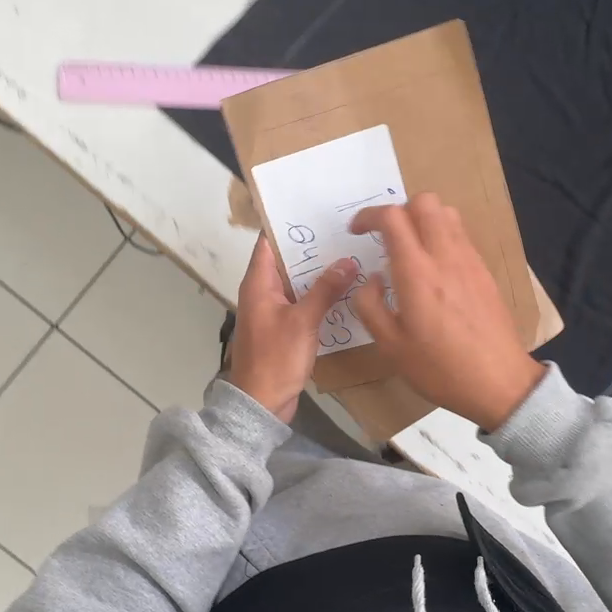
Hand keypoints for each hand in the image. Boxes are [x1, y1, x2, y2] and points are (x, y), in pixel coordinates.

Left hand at [228, 235, 358, 421]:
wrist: (261, 403)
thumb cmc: (275, 359)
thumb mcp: (303, 321)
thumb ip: (325, 290)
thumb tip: (348, 261)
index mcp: (258, 283)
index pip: (269, 242)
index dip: (289, 223)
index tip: (316, 207)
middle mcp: (263, 291)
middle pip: (288, 260)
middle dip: (313, 246)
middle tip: (346, 228)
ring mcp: (274, 310)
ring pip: (299, 281)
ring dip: (321, 271)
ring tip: (352, 252)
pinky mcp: (285, 328)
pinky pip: (304, 302)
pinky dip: (321, 294)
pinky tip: (347, 288)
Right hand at [350, 193, 545, 430]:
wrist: (498, 383)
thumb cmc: (439, 368)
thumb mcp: (390, 346)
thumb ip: (370, 305)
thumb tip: (371, 279)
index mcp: (416, 272)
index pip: (392, 217)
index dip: (369, 215)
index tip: (356, 230)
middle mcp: (445, 256)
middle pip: (425, 201)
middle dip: (399, 209)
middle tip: (385, 236)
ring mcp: (470, 261)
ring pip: (447, 213)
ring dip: (423, 219)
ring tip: (410, 248)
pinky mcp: (485, 272)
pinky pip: (461, 236)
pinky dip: (442, 236)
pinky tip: (434, 269)